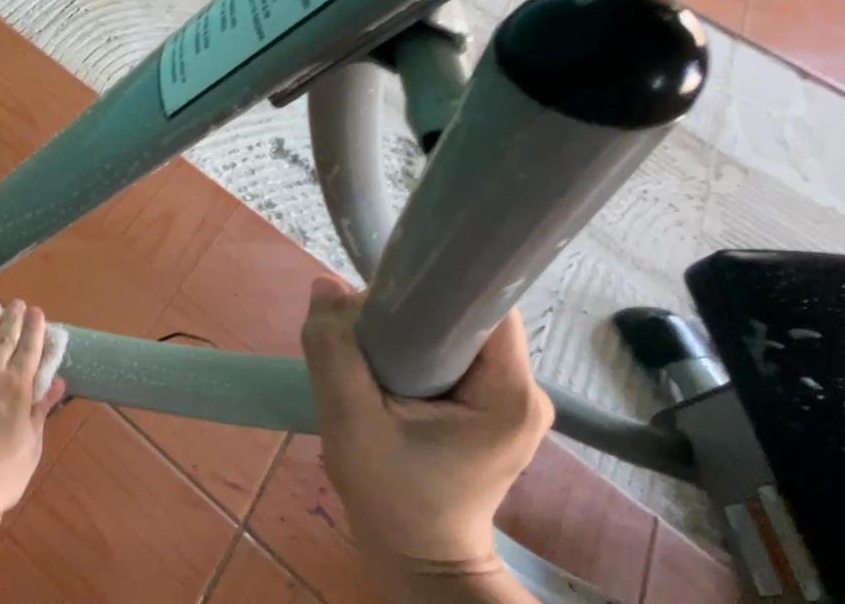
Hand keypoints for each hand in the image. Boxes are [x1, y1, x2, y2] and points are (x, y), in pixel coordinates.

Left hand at [0, 299, 67, 519]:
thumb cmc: (2, 472)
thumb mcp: (31, 444)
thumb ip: (41, 409)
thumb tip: (57, 383)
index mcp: (18, 388)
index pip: (29, 350)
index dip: (34, 329)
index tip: (37, 311)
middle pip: (4, 339)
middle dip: (12, 318)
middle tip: (17, 302)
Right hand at [301, 278, 552, 578]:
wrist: (416, 560)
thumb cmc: (392, 495)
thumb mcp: (350, 420)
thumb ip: (333, 349)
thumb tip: (325, 284)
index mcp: (509, 392)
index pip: (484, 305)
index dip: (434, 284)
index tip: (380, 285)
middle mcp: (519, 390)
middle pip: (458, 318)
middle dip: (401, 312)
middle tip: (354, 330)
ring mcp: (501, 400)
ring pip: (442, 336)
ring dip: (396, 335)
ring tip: (357, 354)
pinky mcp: (478, 409)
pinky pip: (438, 357)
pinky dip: (401, 355)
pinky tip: (370, 371)